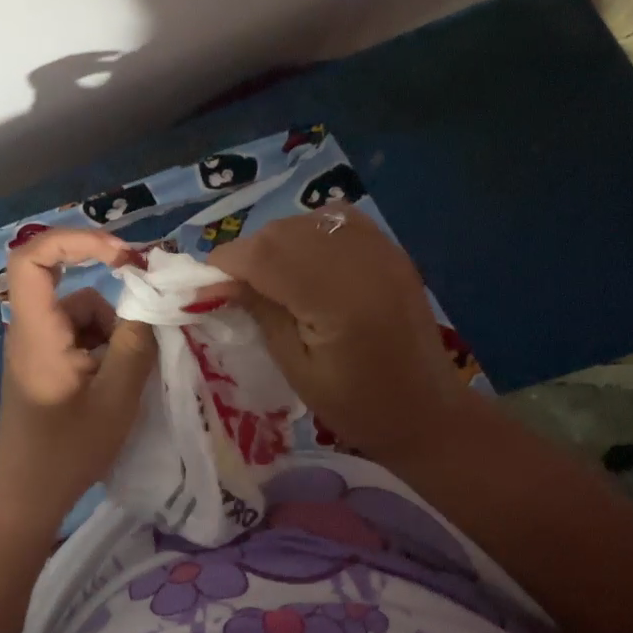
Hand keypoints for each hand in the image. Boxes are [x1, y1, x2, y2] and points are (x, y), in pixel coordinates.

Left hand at [0, 230, 156, 516]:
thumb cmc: (68, 448)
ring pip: (78, 315)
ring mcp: (33, 346)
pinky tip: (114, 385)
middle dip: (109, 303)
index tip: (119, 254)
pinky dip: (101, 349)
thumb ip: (136, 342)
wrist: (29, 491)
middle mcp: (28, 328)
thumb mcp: (117, 395)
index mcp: (35, 329)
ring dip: (110, 334)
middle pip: (66, 287)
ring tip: (125, 378)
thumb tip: (150, 302)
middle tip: (143, 319)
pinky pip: (76, 336)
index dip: (74, 239)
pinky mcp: (42, 363)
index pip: (32, 256)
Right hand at [206, 205, 468, 458]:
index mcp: (337, 299)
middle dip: (246, 254)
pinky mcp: (389, 249)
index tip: (203, 290)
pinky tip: (302, 261)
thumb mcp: (294, 367)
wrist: (429, 412)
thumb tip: (217, 283)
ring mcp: (380, 250)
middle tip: (232, 288)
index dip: (224, 266)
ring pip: (303, 220)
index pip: (262, 255)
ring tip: (267, 277)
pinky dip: (306, 233)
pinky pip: (334, 220)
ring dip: (274, 243)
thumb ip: (259, 313)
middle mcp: (360, 261)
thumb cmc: (356, 405)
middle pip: (280, 232)